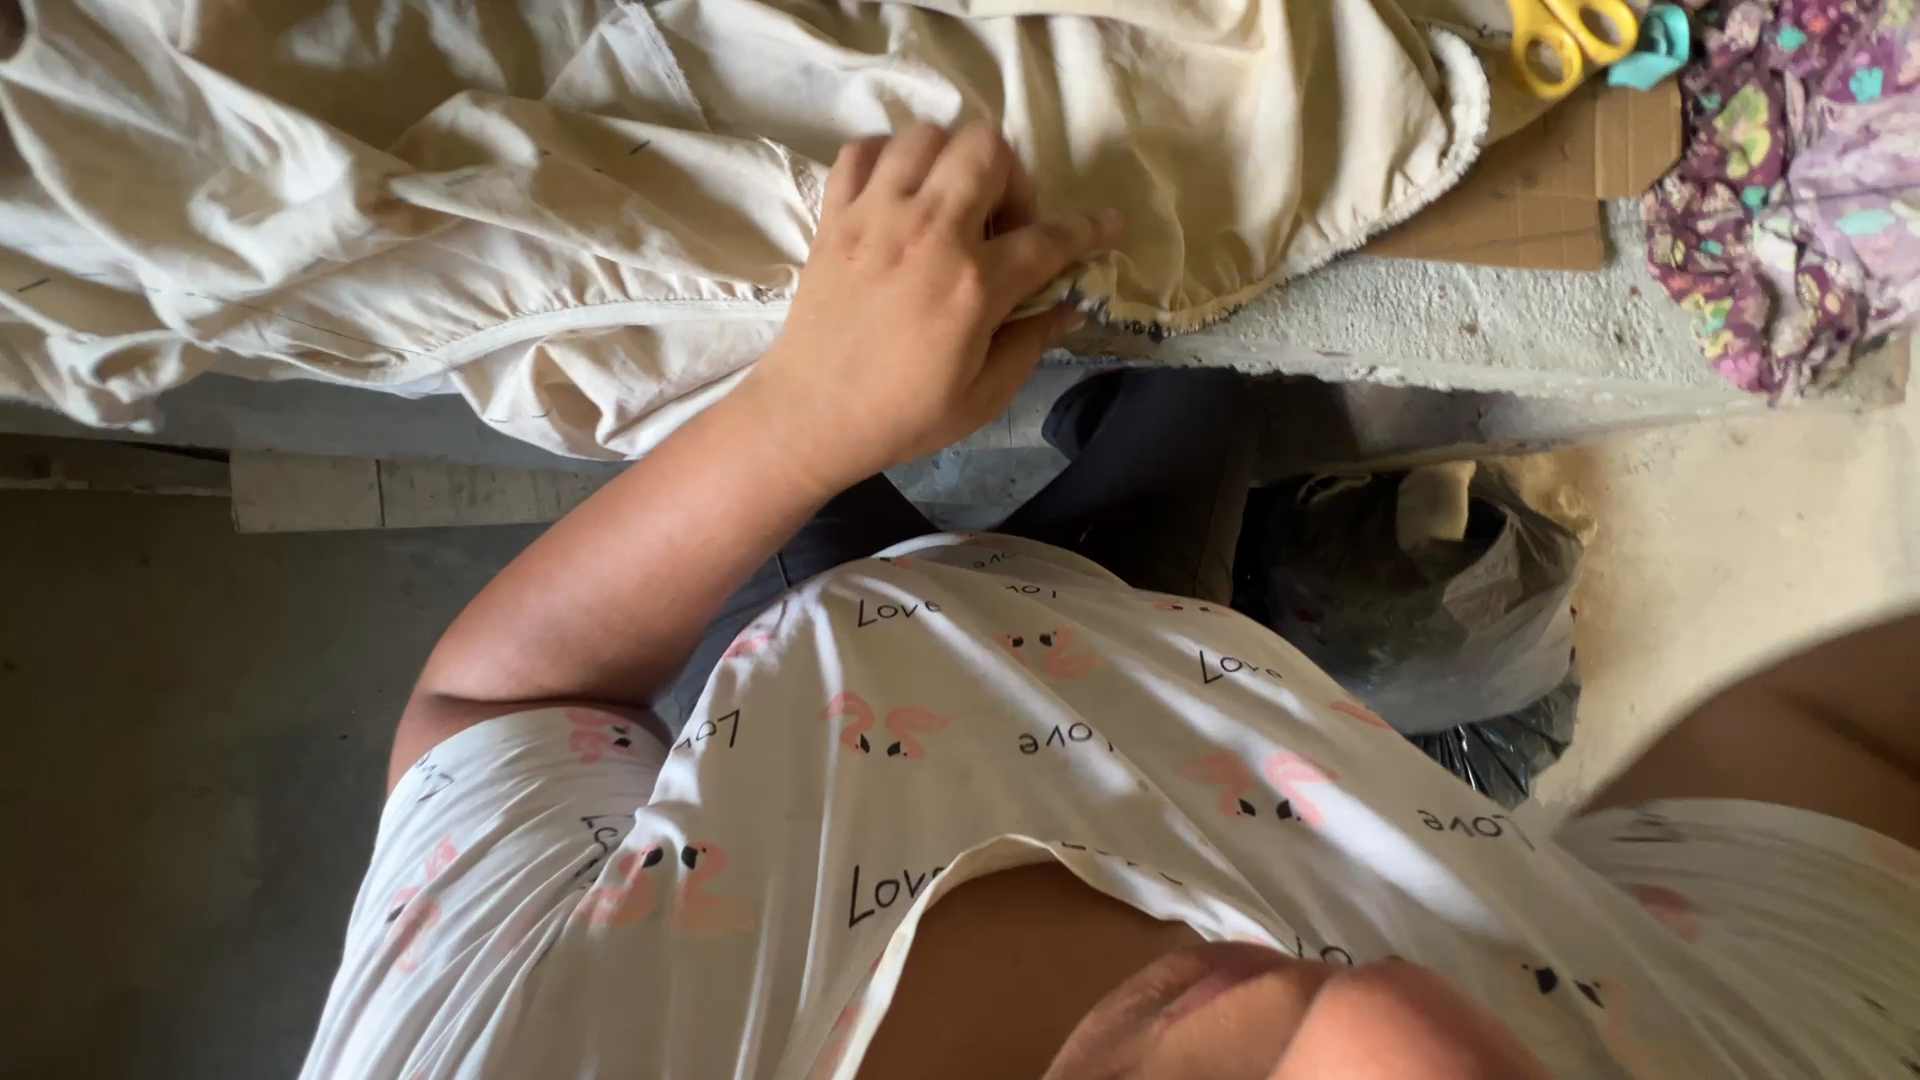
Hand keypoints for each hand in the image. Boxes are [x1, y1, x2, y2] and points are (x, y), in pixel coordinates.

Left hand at [738, 121, 1122, 496]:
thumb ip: (1030, 343)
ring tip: (952, 206)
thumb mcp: (983, 397)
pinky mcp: (835, 218)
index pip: (1048, 241)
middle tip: (1004, 227)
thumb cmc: (901, 417)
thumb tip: (1070, 308)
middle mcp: (928, 232)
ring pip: (927, 135)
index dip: (1088, 231)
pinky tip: (900, 197)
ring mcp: (875, 217)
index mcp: (973, 285)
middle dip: (1012, 179)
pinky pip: (864, 151)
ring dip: (953, 161)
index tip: (1109, 224)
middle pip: (987, 151)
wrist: (811, 417)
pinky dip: (890, 160)